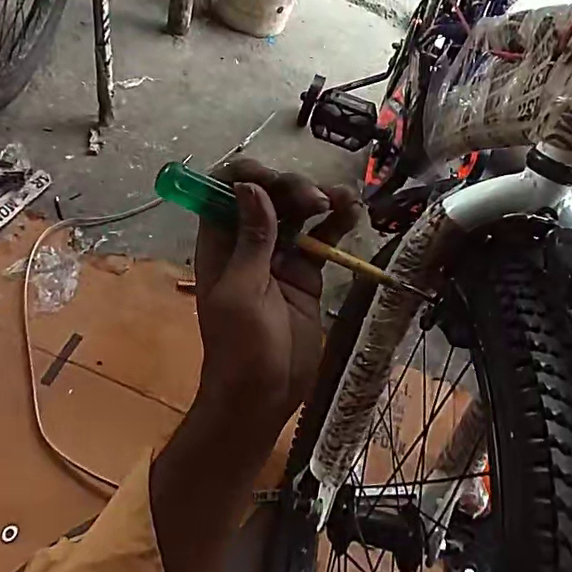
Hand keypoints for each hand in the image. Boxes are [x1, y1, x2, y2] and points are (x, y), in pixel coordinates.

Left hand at [192, 159, 359, 433]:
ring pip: (297, 211)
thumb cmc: (241, 347)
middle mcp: (247, 240)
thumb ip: (251, 238)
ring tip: (343, 200)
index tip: (274, 179)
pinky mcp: (306, 271)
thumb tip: (249, 186)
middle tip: (315, 200)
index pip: (225, 190)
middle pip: (267, 194)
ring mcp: (279, 254)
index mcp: (219, 240)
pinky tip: (352, 211)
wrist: (264, 396)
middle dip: (290, 187)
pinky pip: (321, 237)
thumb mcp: (242, 290)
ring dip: (318, 197)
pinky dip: (336, 221)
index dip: (247, 175)